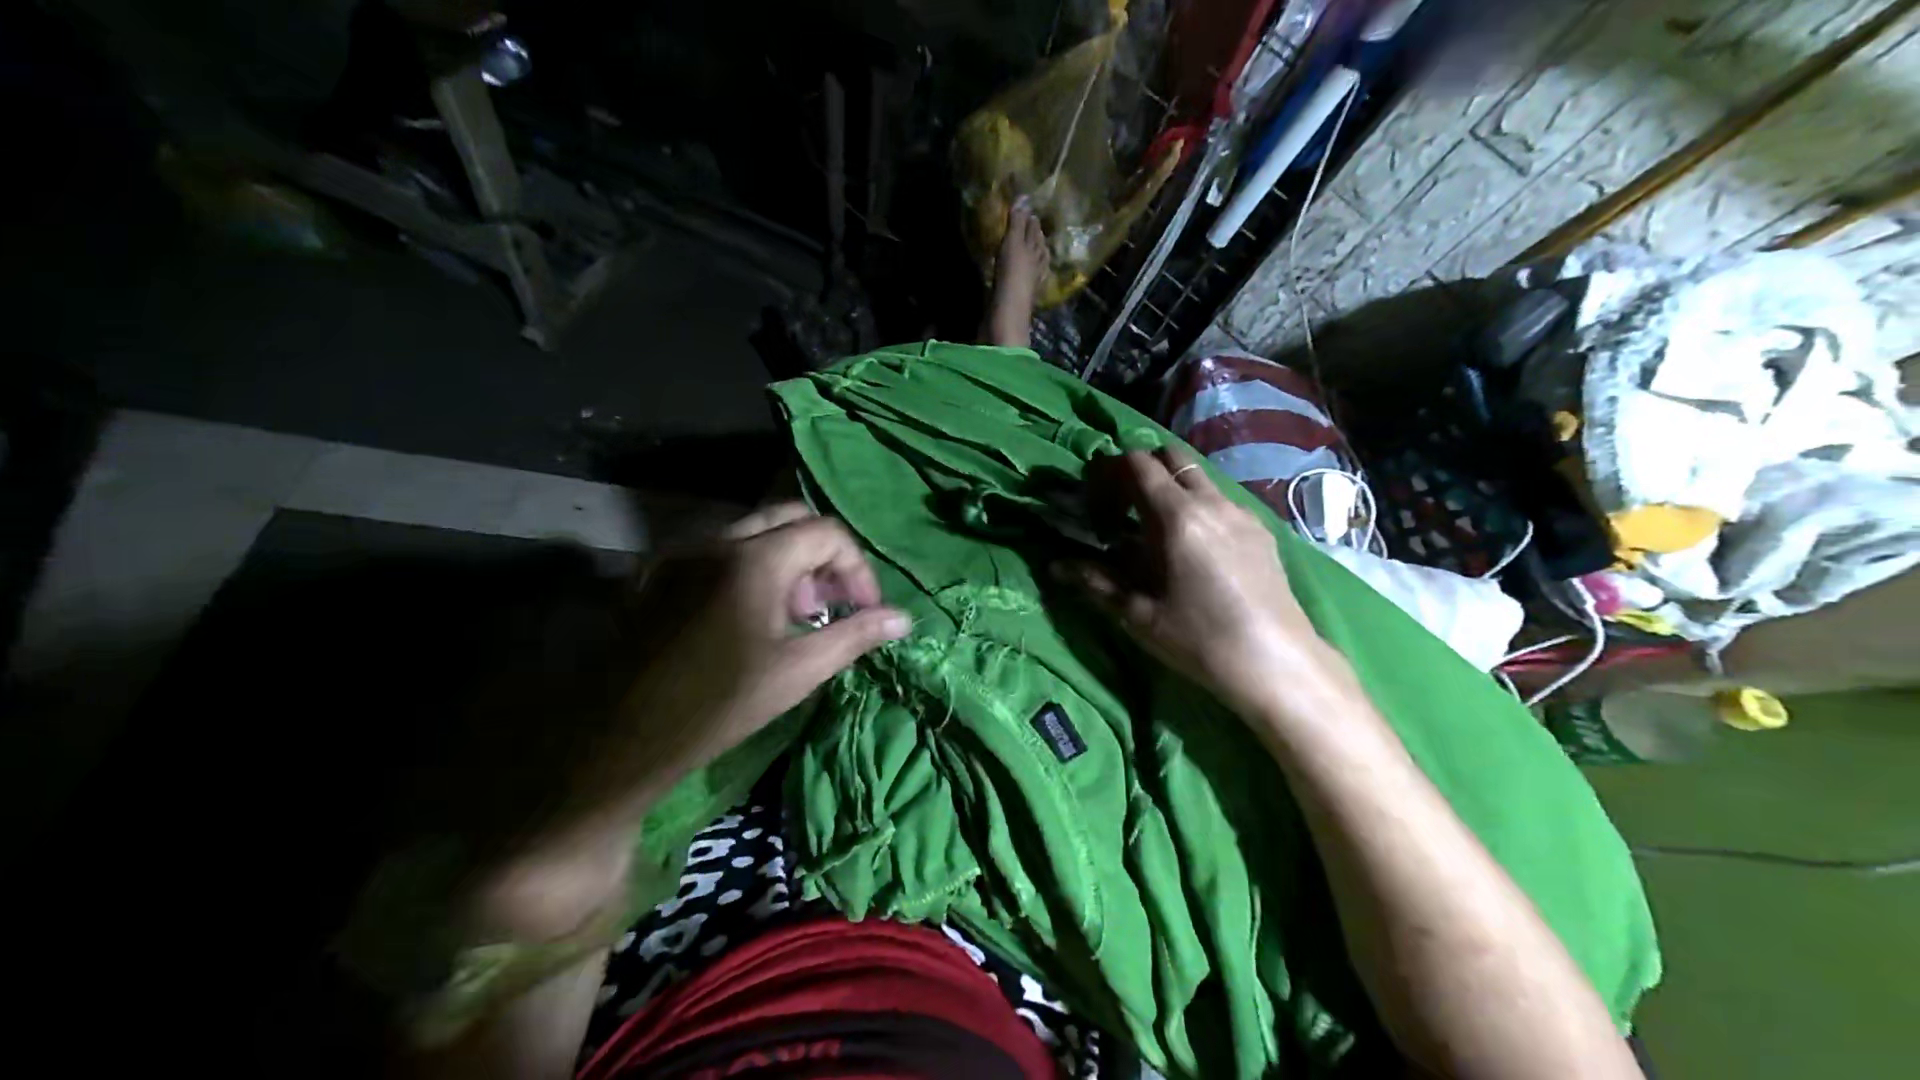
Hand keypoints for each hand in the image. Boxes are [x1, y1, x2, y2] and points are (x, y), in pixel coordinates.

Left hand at [612, 503, 910, 791]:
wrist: (623, 737)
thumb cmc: (720, 705)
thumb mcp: (799, 671)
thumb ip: (855, 634)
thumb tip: (904, 618)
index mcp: (754, 559)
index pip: (826, 533)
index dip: (856, 568)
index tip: (864, 609)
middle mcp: (716, 540)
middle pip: (789, 518)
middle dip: (821, 556)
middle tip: (829, 603)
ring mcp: (681, 553)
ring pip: (751, 532)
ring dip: (785, 560)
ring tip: (791, 614)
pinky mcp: (656, 573)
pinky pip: (715, 550)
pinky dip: (747, 567)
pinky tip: (744, 615)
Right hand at [1061, 449, 1340, 719]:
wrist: (1276, 662)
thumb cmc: (1199, 639)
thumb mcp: (1138, 614)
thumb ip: (1094, 582)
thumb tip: (1054, 565)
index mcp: (1176, 516)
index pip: (1138, 464)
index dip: (1109, 470)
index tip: (1095, 499)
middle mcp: (1211, 502)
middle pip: (1171, 456)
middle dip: (1141, 469)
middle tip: (1123, 507)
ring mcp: (1241, 513)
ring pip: (1199, 477)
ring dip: (1171, 487)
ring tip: (1156, 529)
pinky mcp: (1261, 530)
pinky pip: (1221, 499)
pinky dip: (1198, 505)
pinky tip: (1194, 546)